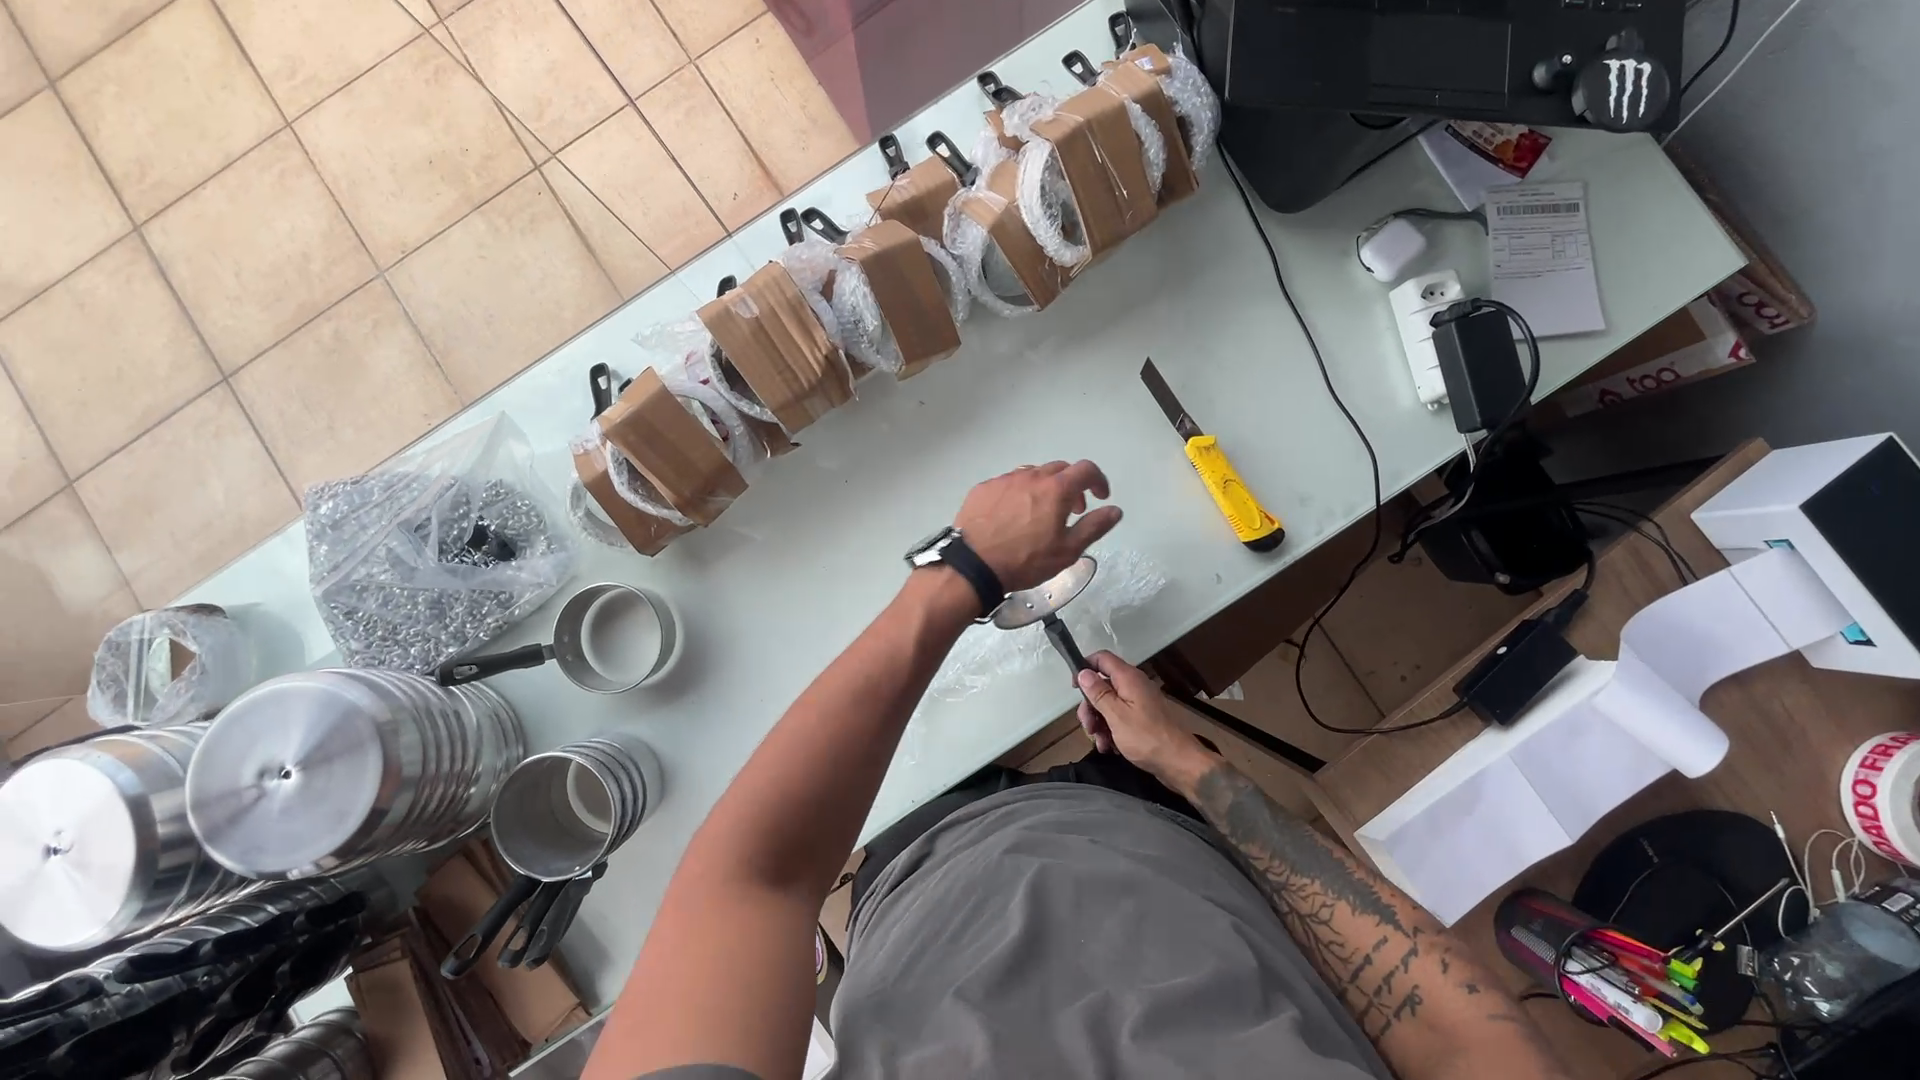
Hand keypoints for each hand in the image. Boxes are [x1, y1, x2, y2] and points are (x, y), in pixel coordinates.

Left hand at [954, 461, 1122, 593]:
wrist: (972, 566)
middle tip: (1071, 510)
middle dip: (1071, 485)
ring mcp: (1003, 480)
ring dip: (1044, 488)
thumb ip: (1094, 526)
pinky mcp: (982, 489)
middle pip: (1059, 469)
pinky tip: (1012, 516)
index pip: (1086, 470)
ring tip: (1041, 514)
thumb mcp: (1067, 551)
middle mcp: (1030, 476)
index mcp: (1055, 489)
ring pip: (1032, 475)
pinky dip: (1019, 493)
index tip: (1100, 497)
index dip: (1098, 480)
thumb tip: (1115, 510)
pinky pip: (1008, 484)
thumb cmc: (1025, 561)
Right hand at [1075, 652, 1220, 797]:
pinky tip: (1110, 747)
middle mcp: (1134, 686)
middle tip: (1088, 727)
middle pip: (1102, 686)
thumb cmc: (1147, 738)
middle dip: (1091, 706)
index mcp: (1128, 679)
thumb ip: (1098, 693)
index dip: (1085, 668)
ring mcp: (1139, 703)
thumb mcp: (1116, 715)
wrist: (1179, 763)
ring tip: (1101, 742)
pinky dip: (1111, 731)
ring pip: (1109, 705)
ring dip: (1100, 723)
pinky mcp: (1143, 719)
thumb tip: (1083, 672)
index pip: (1102, 659)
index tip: (1075, 688)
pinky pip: (1120, 718)